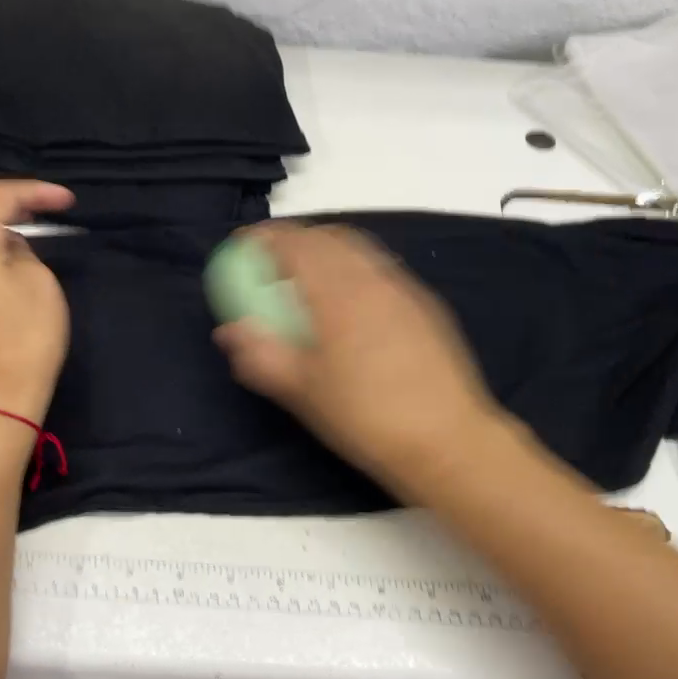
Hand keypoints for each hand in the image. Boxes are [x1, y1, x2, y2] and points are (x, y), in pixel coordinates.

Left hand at [0, 180, 75, 420]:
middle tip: (41, 201)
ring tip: (28, 216)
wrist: (2, 386)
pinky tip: (8, 241)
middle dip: (5, 192)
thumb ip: (21, 248)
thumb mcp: (38, 278)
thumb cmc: (28, 332)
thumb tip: (9, 244)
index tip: (68, 200)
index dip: (35, 191)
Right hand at [214, 224, 507, 500]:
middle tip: (272, 262)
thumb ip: (260, 355)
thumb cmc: (366, 419)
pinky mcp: (426, 308)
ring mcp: (405, 290)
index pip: (297, 243)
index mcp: (339, 294)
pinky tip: (349, 307)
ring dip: (328, 252)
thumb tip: (229, 331)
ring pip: (360, 250)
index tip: (244, 244)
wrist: (448, 441)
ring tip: (308, 282)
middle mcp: (374, 279)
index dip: (266, 237)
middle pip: (330, 236)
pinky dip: (354, 270)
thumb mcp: (302, 393)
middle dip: (297, 239)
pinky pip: (381, 270)